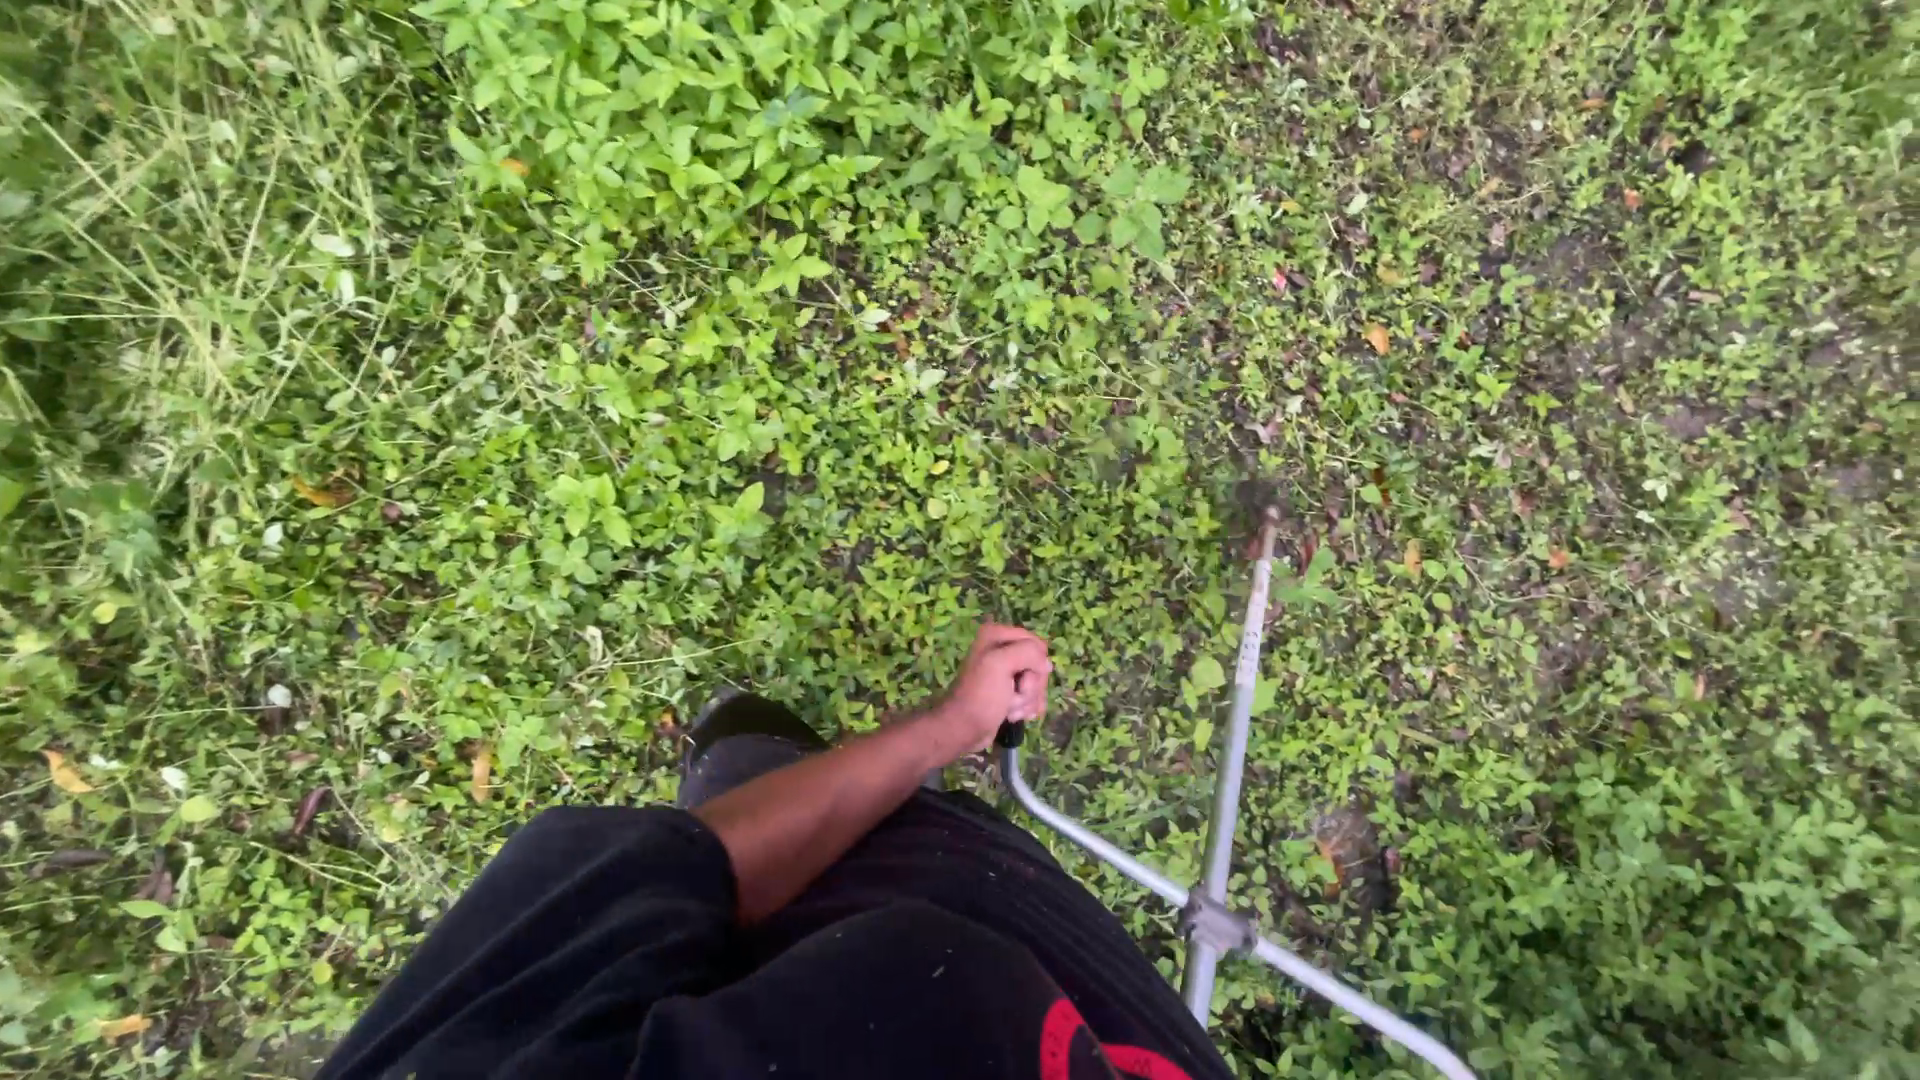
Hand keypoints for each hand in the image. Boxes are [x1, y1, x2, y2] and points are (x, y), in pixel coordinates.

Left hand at [930, 623, 1052, 754]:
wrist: (964, 729)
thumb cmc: (981, 695)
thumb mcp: (1001, 663)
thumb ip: (1028, 652)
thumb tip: (1046, 665)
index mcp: (996, 635)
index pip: (1036, 644)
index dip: (1036, 664)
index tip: (1022, 680)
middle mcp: (1001, 649)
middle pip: (1037, 665)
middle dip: (1031, 685)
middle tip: (1015, 696)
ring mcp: (1005, 672)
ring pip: (1036, 682)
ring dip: (1028, 700)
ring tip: (1011, 709)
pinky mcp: (1008, 691)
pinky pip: (1032, 696)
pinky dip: (1026, 707)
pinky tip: (1014, 715)